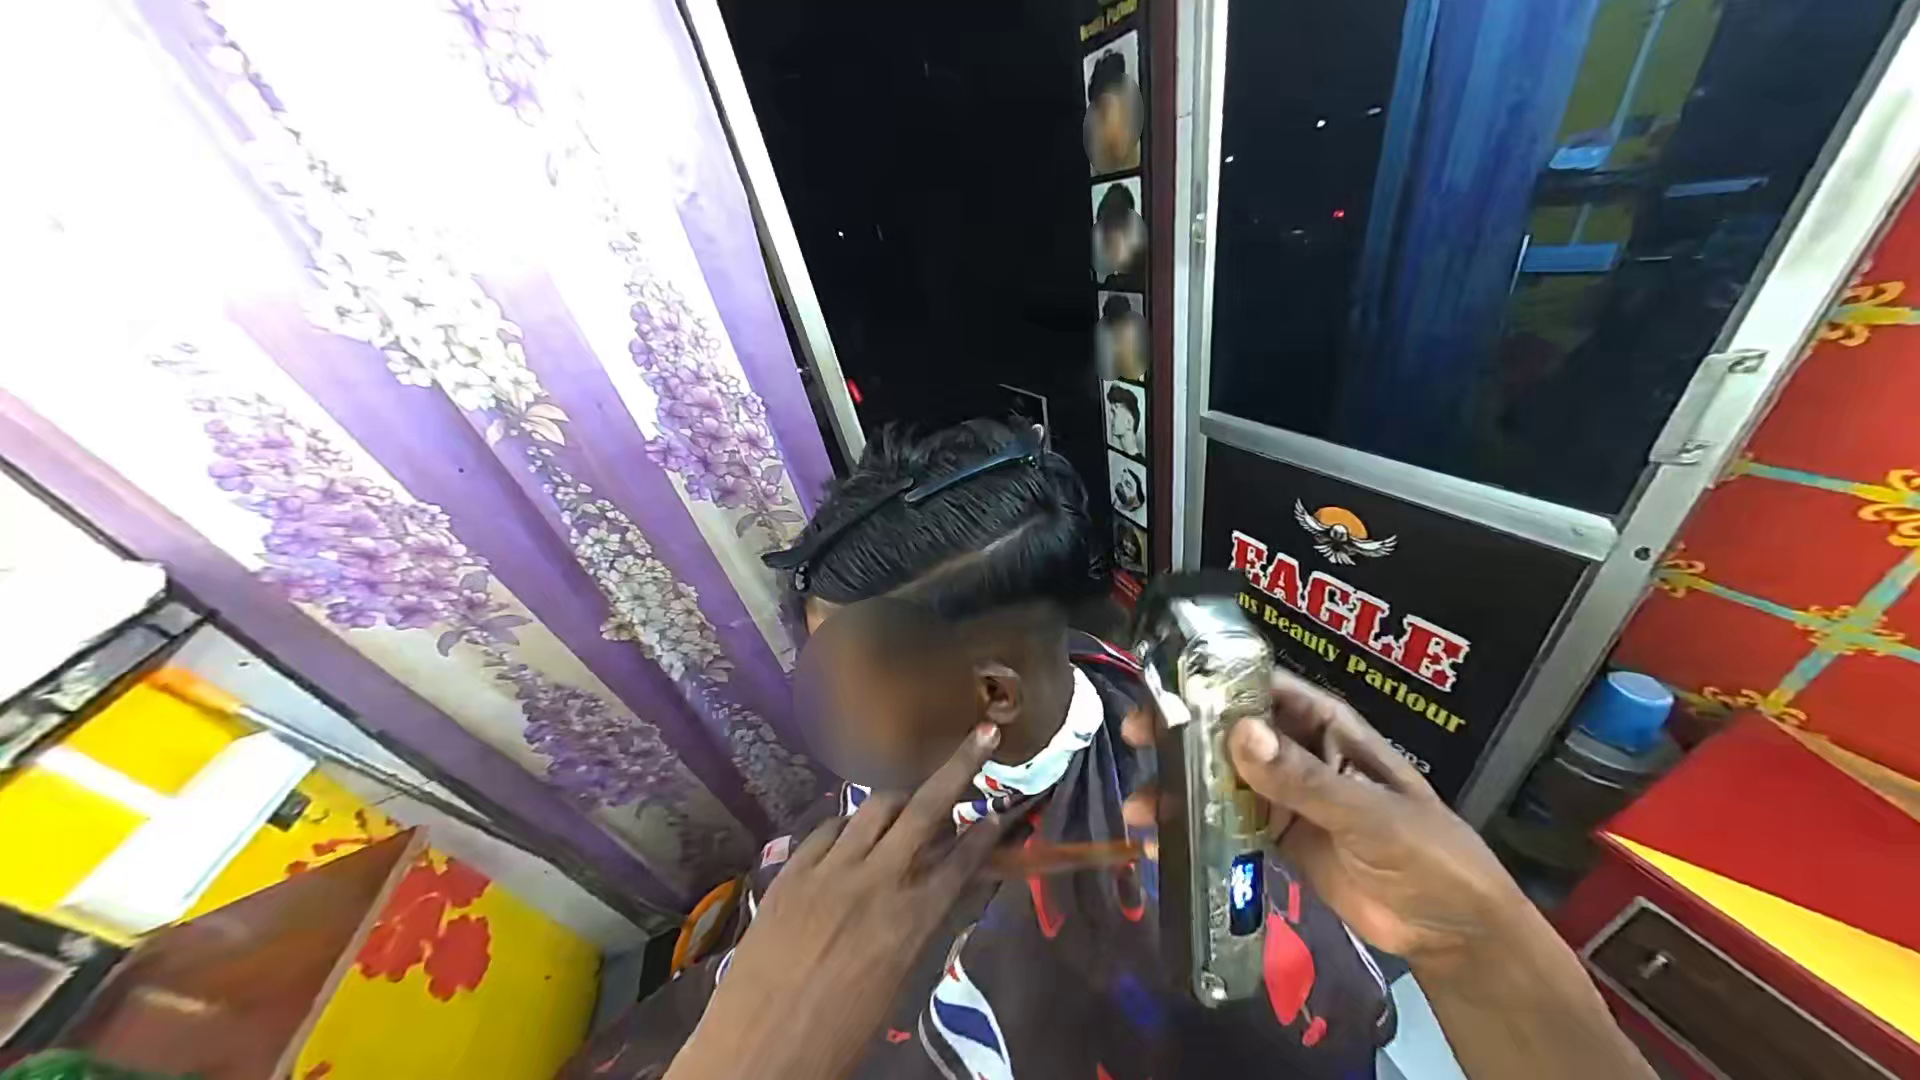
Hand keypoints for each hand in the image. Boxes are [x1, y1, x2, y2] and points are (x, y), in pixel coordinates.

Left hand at [667, 724, 1010, 1079]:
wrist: (752, 1059)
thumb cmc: (836, 1036)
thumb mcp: (893, 981)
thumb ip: (916, 922)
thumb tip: (935, 880)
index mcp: (908, 922)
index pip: (960, 860)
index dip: (984, 832)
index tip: (999, 810)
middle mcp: (874, 882)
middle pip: (926, 808)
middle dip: (960, 765)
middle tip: (983, 734)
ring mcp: (830, 869)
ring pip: (875, 806)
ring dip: (898, 800)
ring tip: (905, 806)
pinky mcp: (793, 870)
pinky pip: (829, 828)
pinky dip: (848, 827)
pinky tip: (849, 839)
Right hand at [1130, 671, 1655, 1079]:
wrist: (1452, 934)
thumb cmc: (1429, 855)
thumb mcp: (1371, 814)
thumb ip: (1304, 778)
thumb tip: (1238, 734)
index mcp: (1322, 725)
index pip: (1260, 688)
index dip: (1212, 682)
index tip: (1164, 687)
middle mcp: (1293, 749)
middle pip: (1228, 729)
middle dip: (1182, 731)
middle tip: (1138, 735)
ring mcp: (1280, 791)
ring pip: (1220, 776)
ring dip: (1180, 784)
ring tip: (1141, 804)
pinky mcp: (1271, 832)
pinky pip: (1226, 820)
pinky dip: (1194, 825)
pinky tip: (1162, 836)